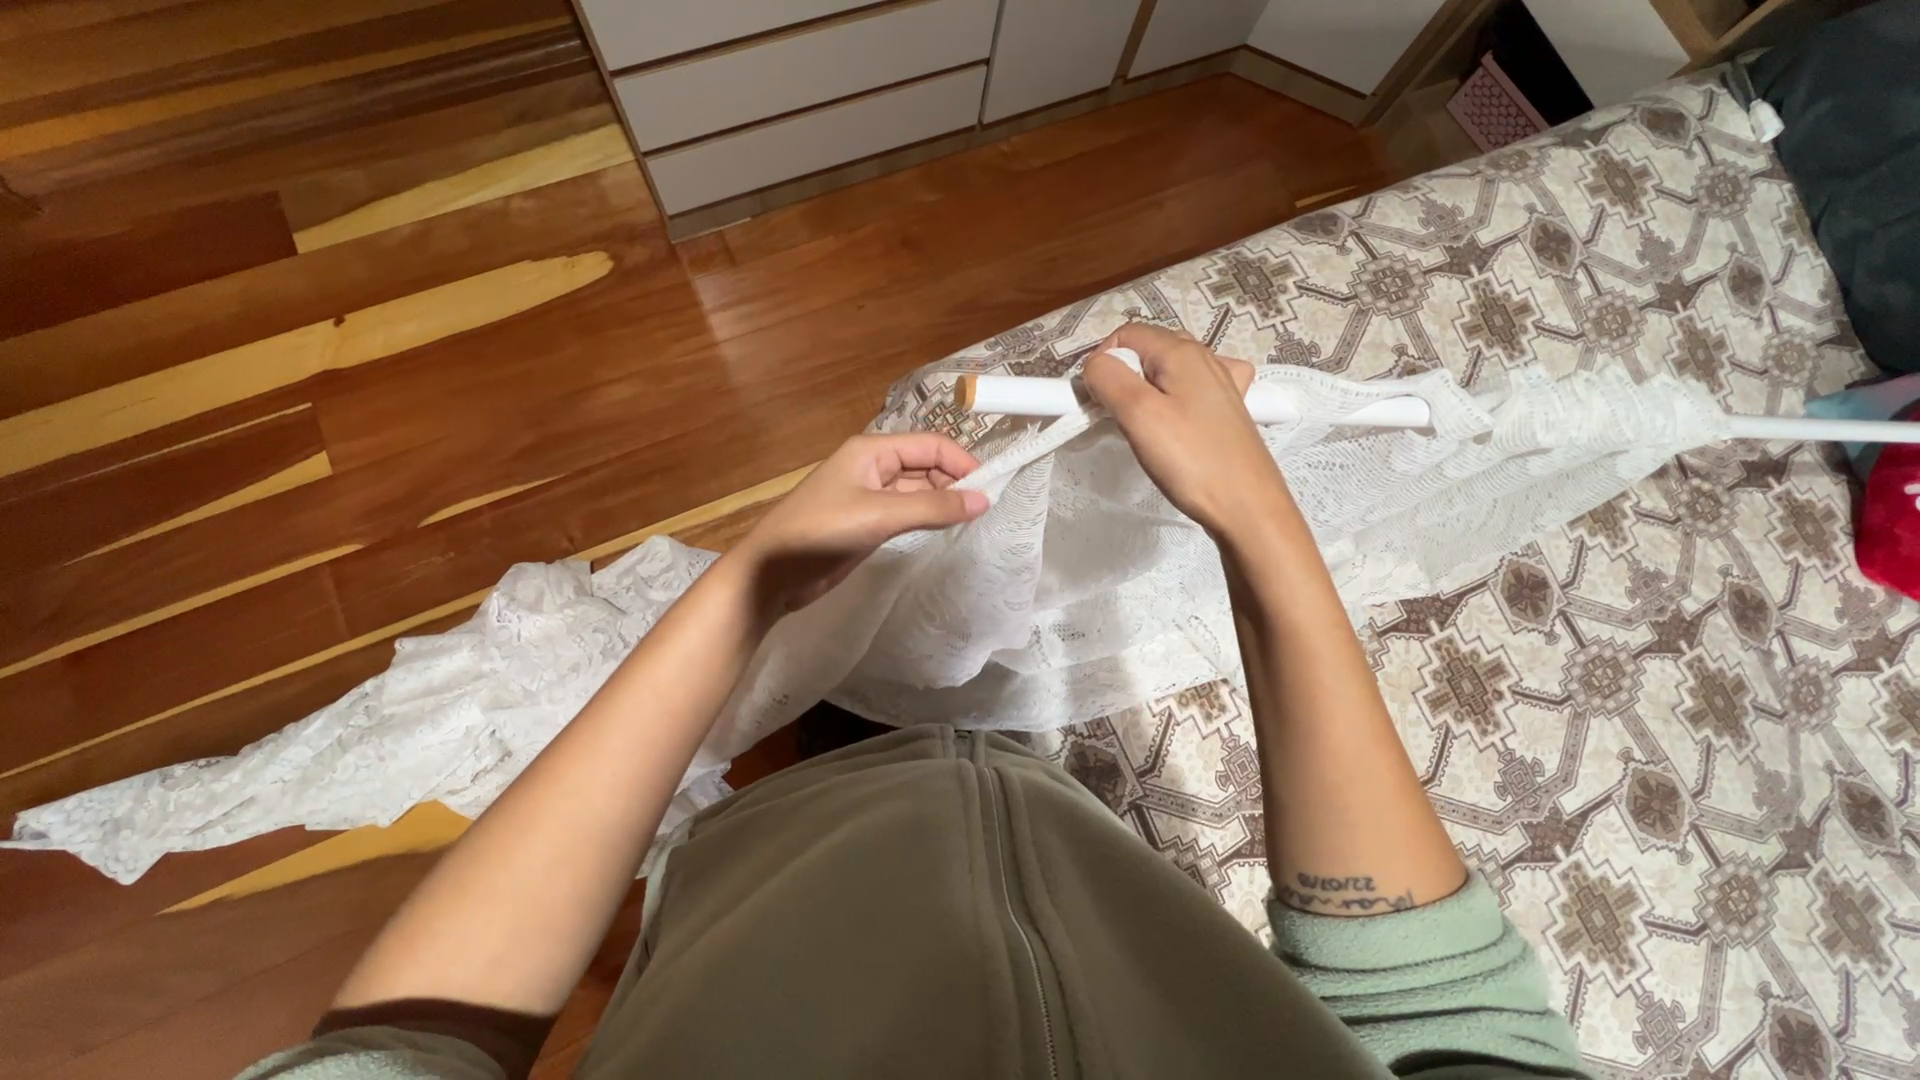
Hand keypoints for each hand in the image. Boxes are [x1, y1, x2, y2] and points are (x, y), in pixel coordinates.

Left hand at [729, 433, 989, 615]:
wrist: (772, 574)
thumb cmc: (821, 533)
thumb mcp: (880, 516)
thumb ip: (933, 507)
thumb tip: (984, 500)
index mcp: (872, 450)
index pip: (930, 445)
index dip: (963, 461)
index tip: (992, 488)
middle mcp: (873, 466)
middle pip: (926, 464)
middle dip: (956, 480)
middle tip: (985, 508)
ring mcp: (870, 495)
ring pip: (918, 489)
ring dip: (943, 500)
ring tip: (973, 519)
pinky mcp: (868, 522)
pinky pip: (907, 511)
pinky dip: (928, 516)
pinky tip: (946, 528)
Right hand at [1081, 323, 1288, 538]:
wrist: (1247, 507)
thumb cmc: (1192, 459)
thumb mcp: (1139, 413)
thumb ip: (1108, 378)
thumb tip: (1096, 366)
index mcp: (1182, 352)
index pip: (1125, 335)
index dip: (1101, 361)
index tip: (1093, 400)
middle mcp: (1206, 359)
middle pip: (1147, 351)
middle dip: (1120, 376)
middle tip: (1112, 416)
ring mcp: (1222, 384)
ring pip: (1167, 373)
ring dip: (1143, 392)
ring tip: (1140, 428)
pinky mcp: (1229, 411)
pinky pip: (1190, 392)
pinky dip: (1172, 401)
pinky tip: (1174, 422)